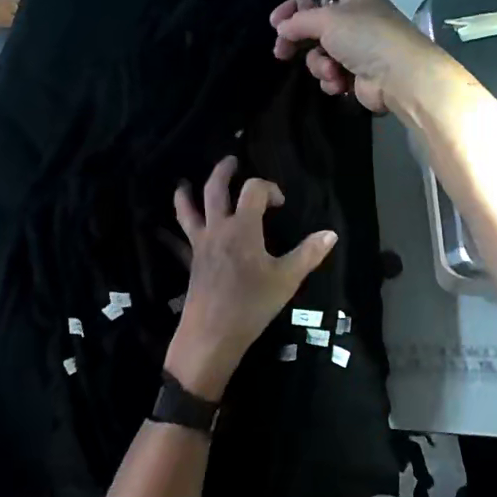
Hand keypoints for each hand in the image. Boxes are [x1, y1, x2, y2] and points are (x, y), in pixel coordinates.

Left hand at [165, 156, 338, 399]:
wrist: (212, 335)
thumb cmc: (251, 305)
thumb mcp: (286, 280)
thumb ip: (308, 254)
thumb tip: (331, 233)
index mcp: (242, 228)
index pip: (254, 189)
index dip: (269, 187)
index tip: (280, 203)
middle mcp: (218, 229)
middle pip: (215, 189)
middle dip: (224, 172)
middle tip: (231, 161)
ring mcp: (199, 245)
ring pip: (188, 211)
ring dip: (186, 194)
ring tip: (184, 183)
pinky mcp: (190, 262)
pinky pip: (178, 239)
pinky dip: (171, 231)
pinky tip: (165, 231)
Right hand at [270, 0, 441, 114]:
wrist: (399, 75)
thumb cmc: (364, 35)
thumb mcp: (326, 19)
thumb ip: (298, 21)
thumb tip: (282, 28)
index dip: (292, 9)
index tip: (273, 24)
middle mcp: (356, 18)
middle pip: (315, 29)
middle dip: (300, 43)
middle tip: (282, 53)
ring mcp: (359, 47)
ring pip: (320, 55)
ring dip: (320, 65)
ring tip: (332, 70)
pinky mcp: (359, 74)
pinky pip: (332, 74)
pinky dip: (333, 79)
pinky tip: (341, 83)